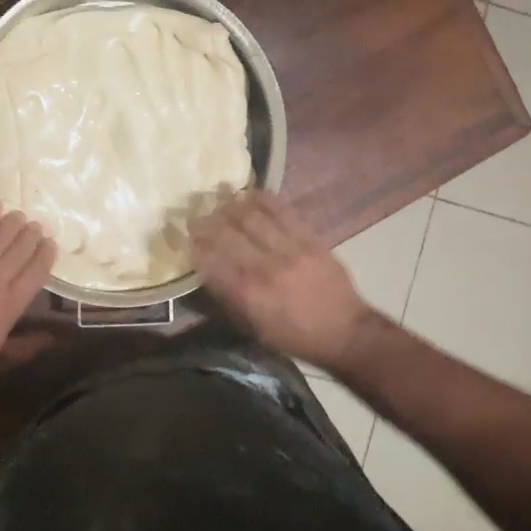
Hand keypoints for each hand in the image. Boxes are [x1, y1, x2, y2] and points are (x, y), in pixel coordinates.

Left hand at [0, 203, 56, 395]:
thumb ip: (25, 346)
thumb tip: (54, 337)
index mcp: (8, 306)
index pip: (37, 272)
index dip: (47, 255)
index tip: (52, 244)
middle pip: (20, 249)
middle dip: (32, 235)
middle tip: (38, 225)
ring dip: (13, 223)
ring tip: (21, 215)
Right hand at [190, 191, 376, 366]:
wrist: (344, 332)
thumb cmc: (294, 337)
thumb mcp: (254, 329)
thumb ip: (229, 300)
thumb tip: (207, 274)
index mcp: (247, 295)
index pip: (211, 262)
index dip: (195, 246)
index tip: (186, 237)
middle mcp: (264, 269)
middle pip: (226, 235)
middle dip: (206, 223)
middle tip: (196, 215)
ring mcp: (288, 251)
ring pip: (252, 218)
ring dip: (231, 206)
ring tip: (220, 198)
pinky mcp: (309, 240)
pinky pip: (283, 213)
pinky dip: (264, 200)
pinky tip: (250, 193)